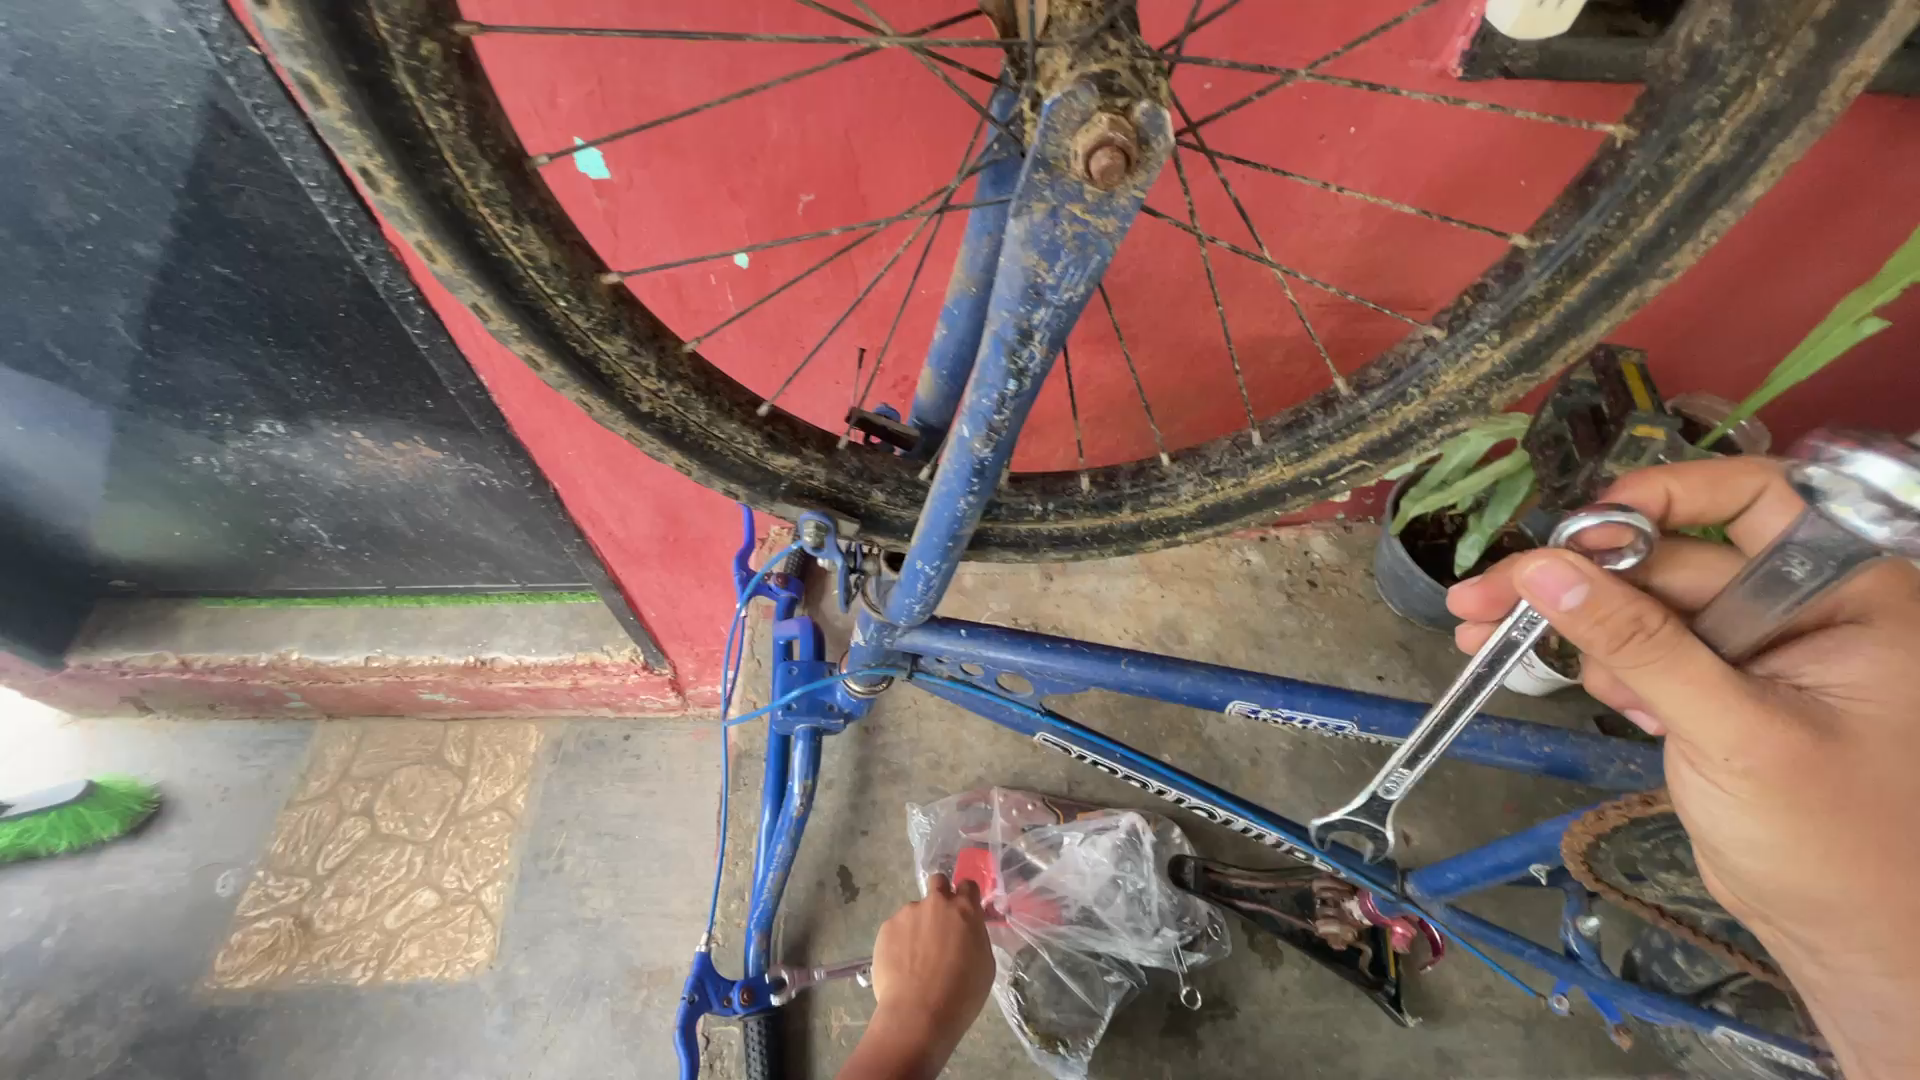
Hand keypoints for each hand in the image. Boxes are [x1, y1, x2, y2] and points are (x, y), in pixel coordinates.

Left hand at [838, 873, 993, 1079]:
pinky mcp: (887, 926)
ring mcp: (909, 912)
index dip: (965, 896)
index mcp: (965, 910)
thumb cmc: (961, 995)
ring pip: (915, 911)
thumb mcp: (985, 964)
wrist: (918, 1014)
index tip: (963, 911)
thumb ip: (975, 936)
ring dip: (917, 926)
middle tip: (938, 924)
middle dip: (939, 895)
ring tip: (915, 959)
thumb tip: (966, 931)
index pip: (968, 885)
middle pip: (938, 881)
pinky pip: (896, 928)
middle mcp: (936, 903)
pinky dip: (900, 941)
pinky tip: (900, 966)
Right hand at [1446, 455, 1919, 1079]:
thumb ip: (1635, 642)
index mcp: (1842, 597)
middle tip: (1475, 599)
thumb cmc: (1832, 835)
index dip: (1662, 497)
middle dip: (1563, 579)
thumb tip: (1542, 568)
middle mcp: (1791, 608)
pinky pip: (1626, 647)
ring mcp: (1741, 649)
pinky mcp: (1700, 685)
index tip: (1575, 528)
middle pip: (1658, 561)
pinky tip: (1561, 682)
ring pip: (1627, 605)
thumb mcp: (1730, 729)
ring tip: (1477, 638)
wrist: (1847, 934)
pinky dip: (1582, 658)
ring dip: (1552, 620)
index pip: (1755, 501)